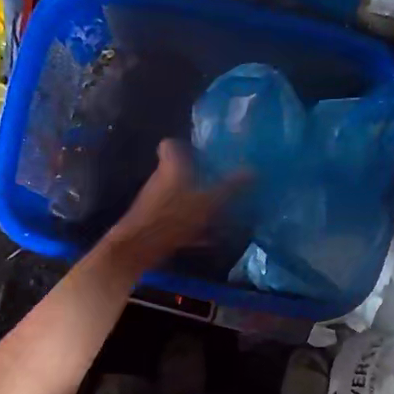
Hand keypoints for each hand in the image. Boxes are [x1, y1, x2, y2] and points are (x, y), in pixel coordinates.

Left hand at [100, 140, 241, 271]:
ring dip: (195, 202)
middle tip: (219, 185)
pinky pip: (175, 218)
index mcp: (171, 166)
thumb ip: (231, 186)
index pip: (170, 144)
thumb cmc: (174, 217)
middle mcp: (159, 179)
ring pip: (177, 196)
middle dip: (197, 178)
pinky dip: (190, 225)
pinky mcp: (153, 222)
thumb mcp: (209, 201)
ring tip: (219, 213)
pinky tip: (207, 238)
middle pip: (177, 171)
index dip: (185, 147)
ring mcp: (154, 202)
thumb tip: (254, 170)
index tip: (202, 155)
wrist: (139, 248)